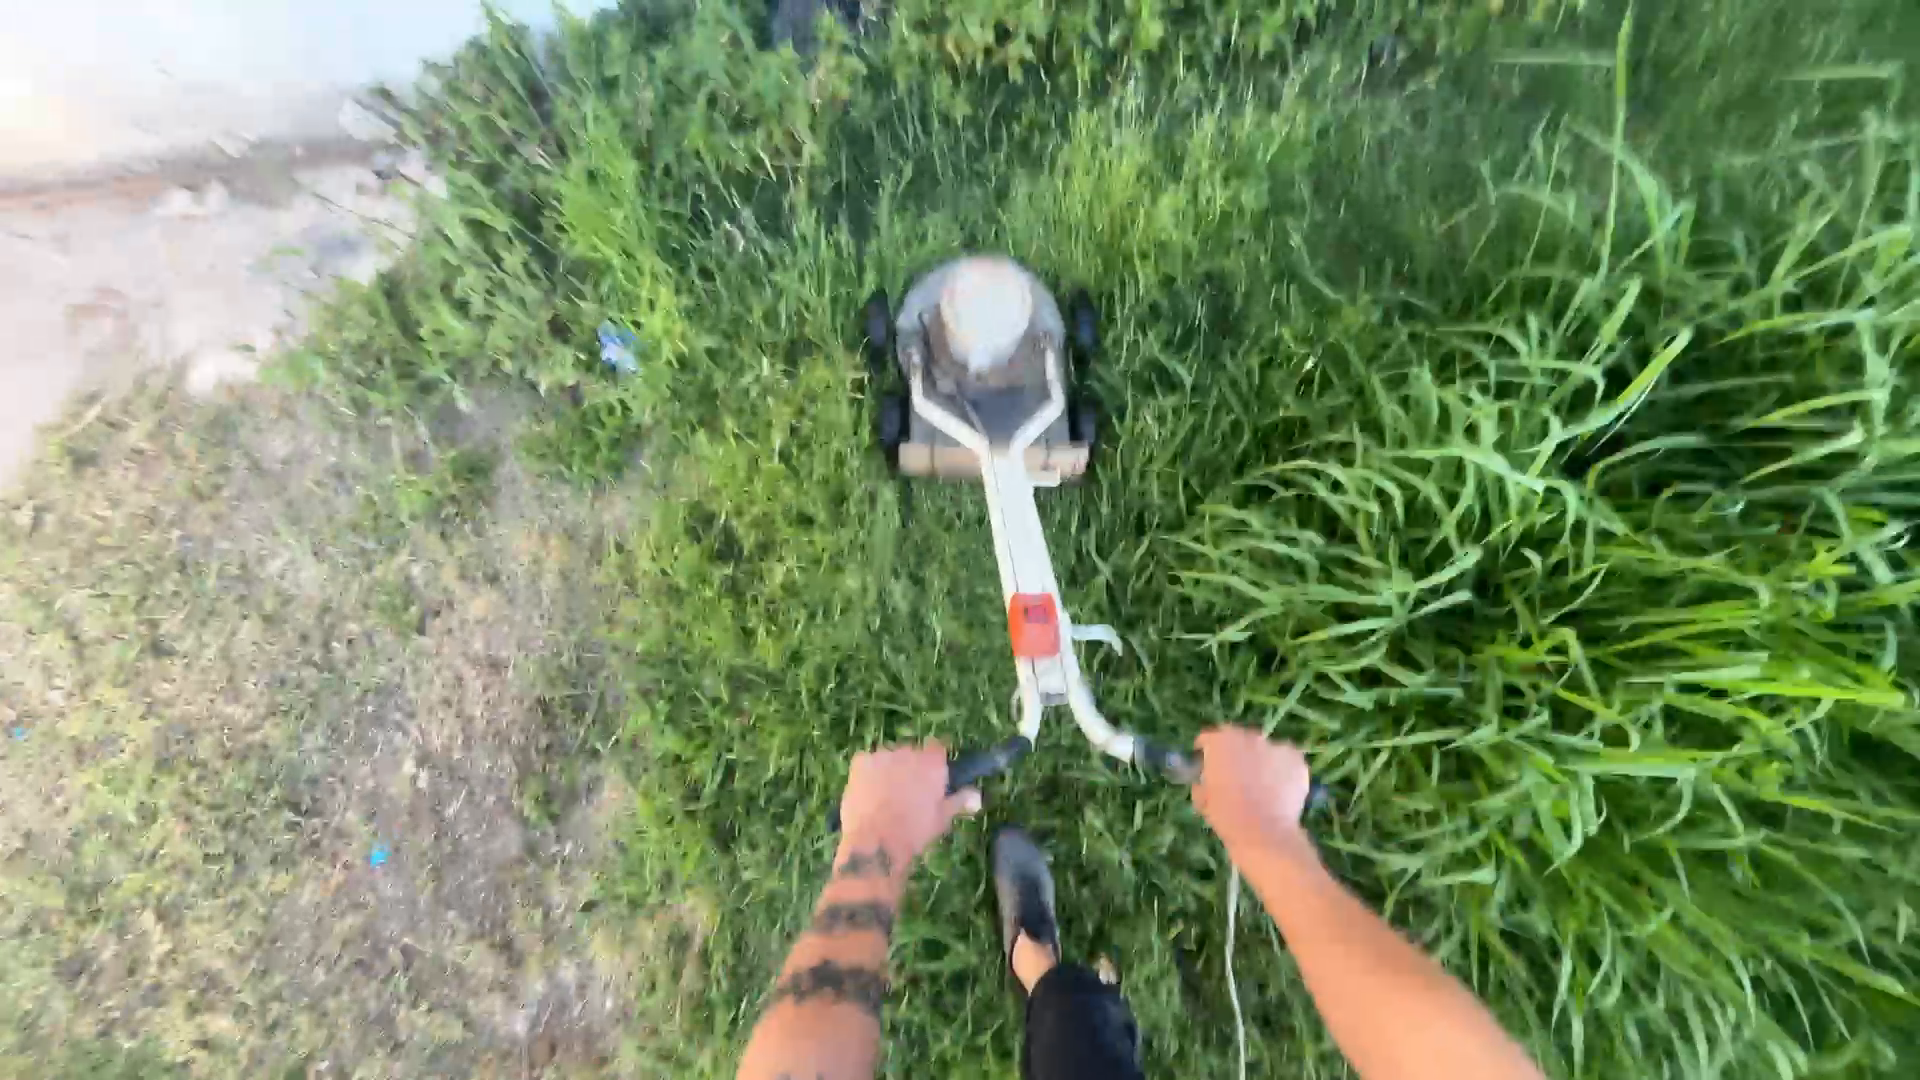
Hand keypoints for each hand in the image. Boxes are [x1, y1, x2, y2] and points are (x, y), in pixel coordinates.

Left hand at [836, 741, 980, 866]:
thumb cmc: (915, 833)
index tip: (931, 776)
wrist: (876, 844)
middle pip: (911, 752)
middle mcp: (909, 751)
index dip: (934, 761)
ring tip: (885, 797)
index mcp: (932, 763)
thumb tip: (976, 795)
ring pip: (888, 758)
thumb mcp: (941, 819)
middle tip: (908, 793)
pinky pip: (867, 763)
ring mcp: (883, 754)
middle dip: (910, 767)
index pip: (937, 748)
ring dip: (889, 770)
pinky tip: (868, 795)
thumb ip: (959, 800)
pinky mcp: (860, 761)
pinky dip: (868, 774)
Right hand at [1192, 726, 1312, 861]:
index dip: (1207, 751)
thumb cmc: (1227, 815)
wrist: (1264, 832)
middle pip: (1239, 739)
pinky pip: (1286, 760)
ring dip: (1261, 761)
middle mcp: (1247, 736)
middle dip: (1237, 754)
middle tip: (1237, 775)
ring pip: (1265, 750)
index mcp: (1219, 741)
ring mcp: (1274, 746)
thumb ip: (1203, 783)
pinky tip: (1280, 789)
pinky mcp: (1296, 759)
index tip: (1207, 762)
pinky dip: (1283, 770)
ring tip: (1263, 785)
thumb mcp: (1202, 799)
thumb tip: (1206, 783)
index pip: (1209, 738)